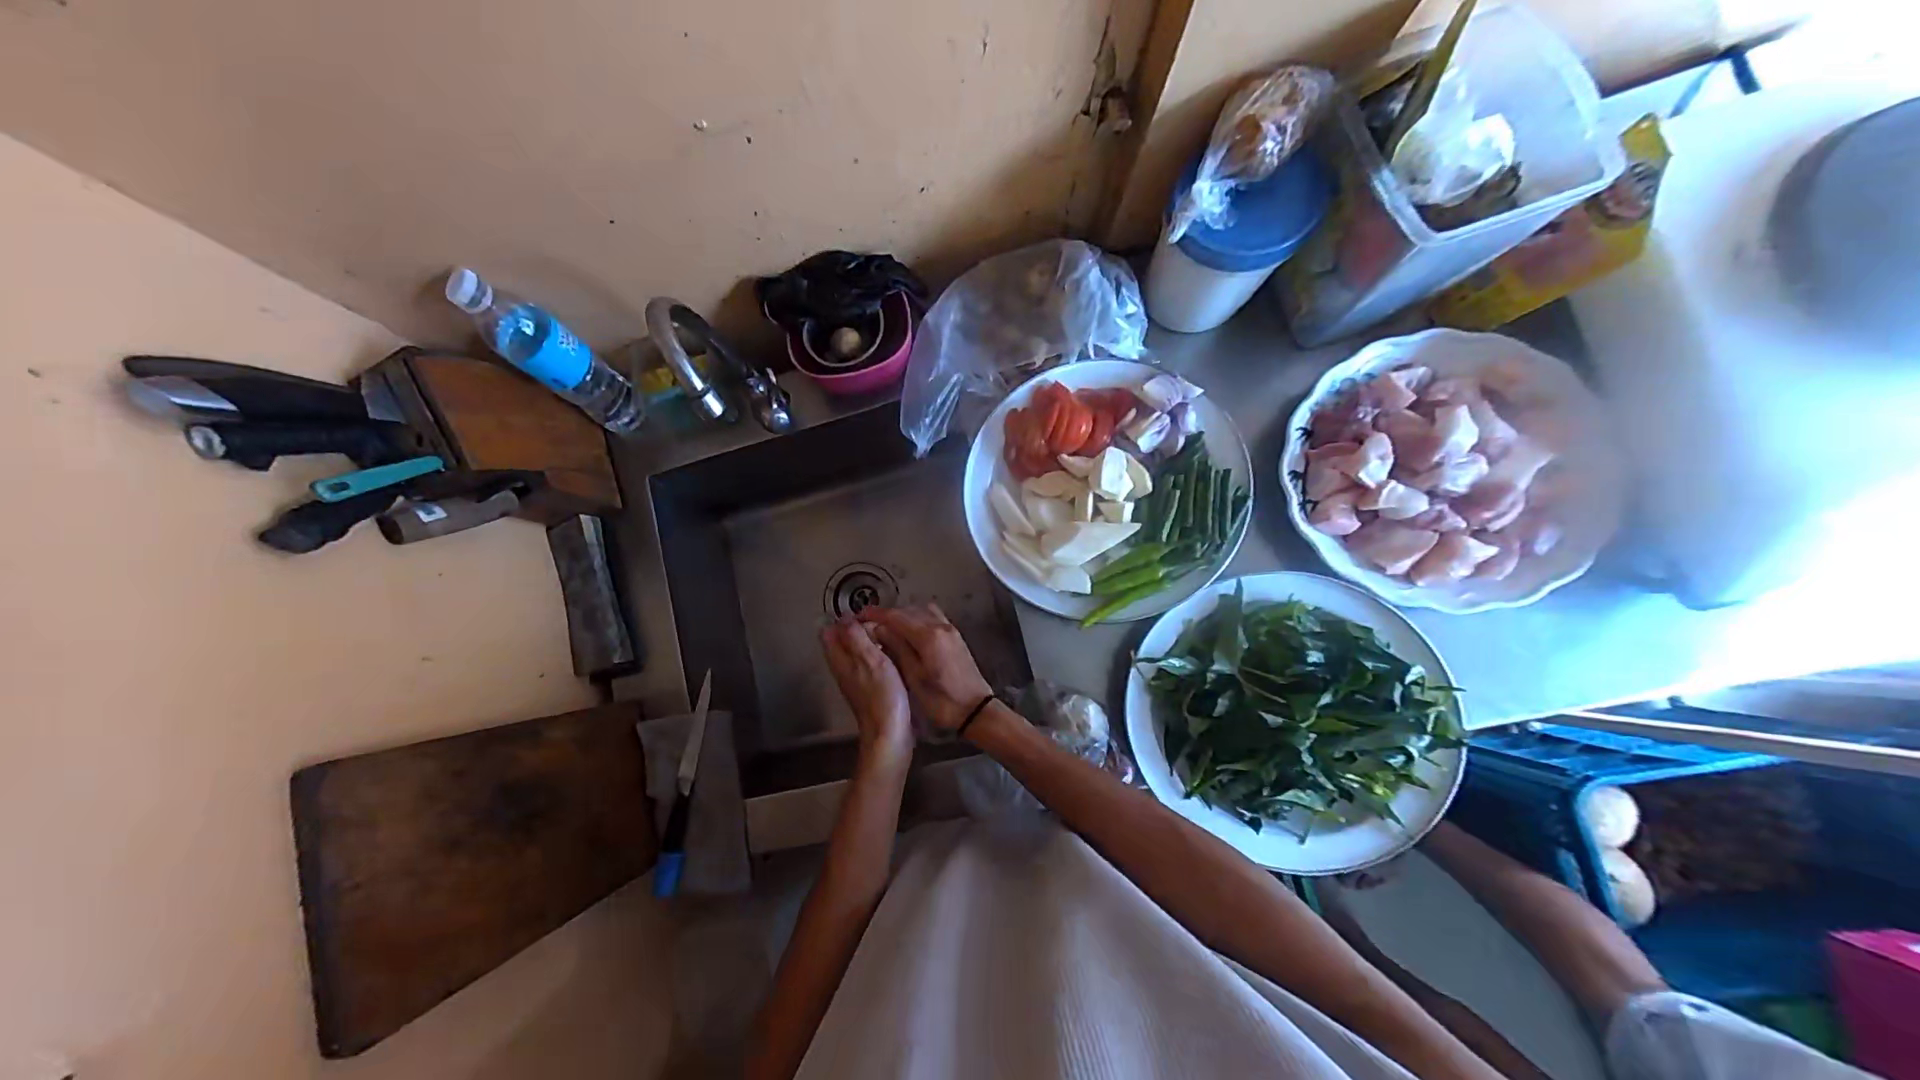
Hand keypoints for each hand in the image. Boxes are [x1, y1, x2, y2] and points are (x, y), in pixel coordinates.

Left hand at [819, 617, 912, 766]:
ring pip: (857, 654)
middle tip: (882, 623)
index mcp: (840, 660)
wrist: (890, 734)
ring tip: (891, 635)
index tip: (866, 614)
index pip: (829, 633)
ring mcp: (856, 681)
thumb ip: (856, 638)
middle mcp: (843, 670)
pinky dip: (879, 655)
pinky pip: (870, 665)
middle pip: (843, 642)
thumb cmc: (882, 695)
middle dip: (858, 629)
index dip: (844, 620)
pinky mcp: (870, 690)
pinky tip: (895, 655)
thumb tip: (844, 617)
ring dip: (870, 642)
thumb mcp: (871, 660)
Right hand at [858, 604, 993, 733]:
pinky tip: (909, 632)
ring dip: (902, 615)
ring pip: (921, 611)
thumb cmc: (942, 701)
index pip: (896, 616)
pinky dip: (917, 618)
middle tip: (868, 624)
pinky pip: (932, 617)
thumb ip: (897, 649)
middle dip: (887, 614)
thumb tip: (879, 629)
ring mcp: (950, 629)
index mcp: (928, 637)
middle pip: (908, 610)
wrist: (976, 710)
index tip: (858, 616)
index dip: (875, 614)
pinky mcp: (955, 636)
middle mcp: (940, 626)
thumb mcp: (914, 678)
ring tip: (887, 628)